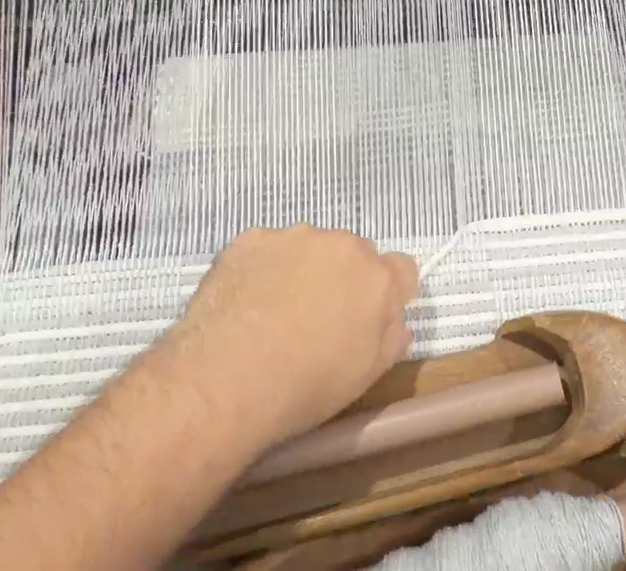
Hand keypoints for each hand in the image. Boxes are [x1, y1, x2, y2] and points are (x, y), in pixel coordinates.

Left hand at [165, 226, 418, 446]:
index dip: (386, 293)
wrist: (223, 381)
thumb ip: (392, 336)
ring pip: (309, 247)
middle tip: (315, 320)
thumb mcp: (368, 375)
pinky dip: (262, 269)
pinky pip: (267, 249)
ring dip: (302, 270)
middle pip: (354, 254)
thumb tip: (394, 318)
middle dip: (342, 279)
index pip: (402, 269)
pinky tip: (244, 304)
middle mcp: (342, 246)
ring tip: (272, 314)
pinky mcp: (250, 239)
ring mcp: (294, 237)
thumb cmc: (305, 387)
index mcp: (378, 279)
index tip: (365, 318)